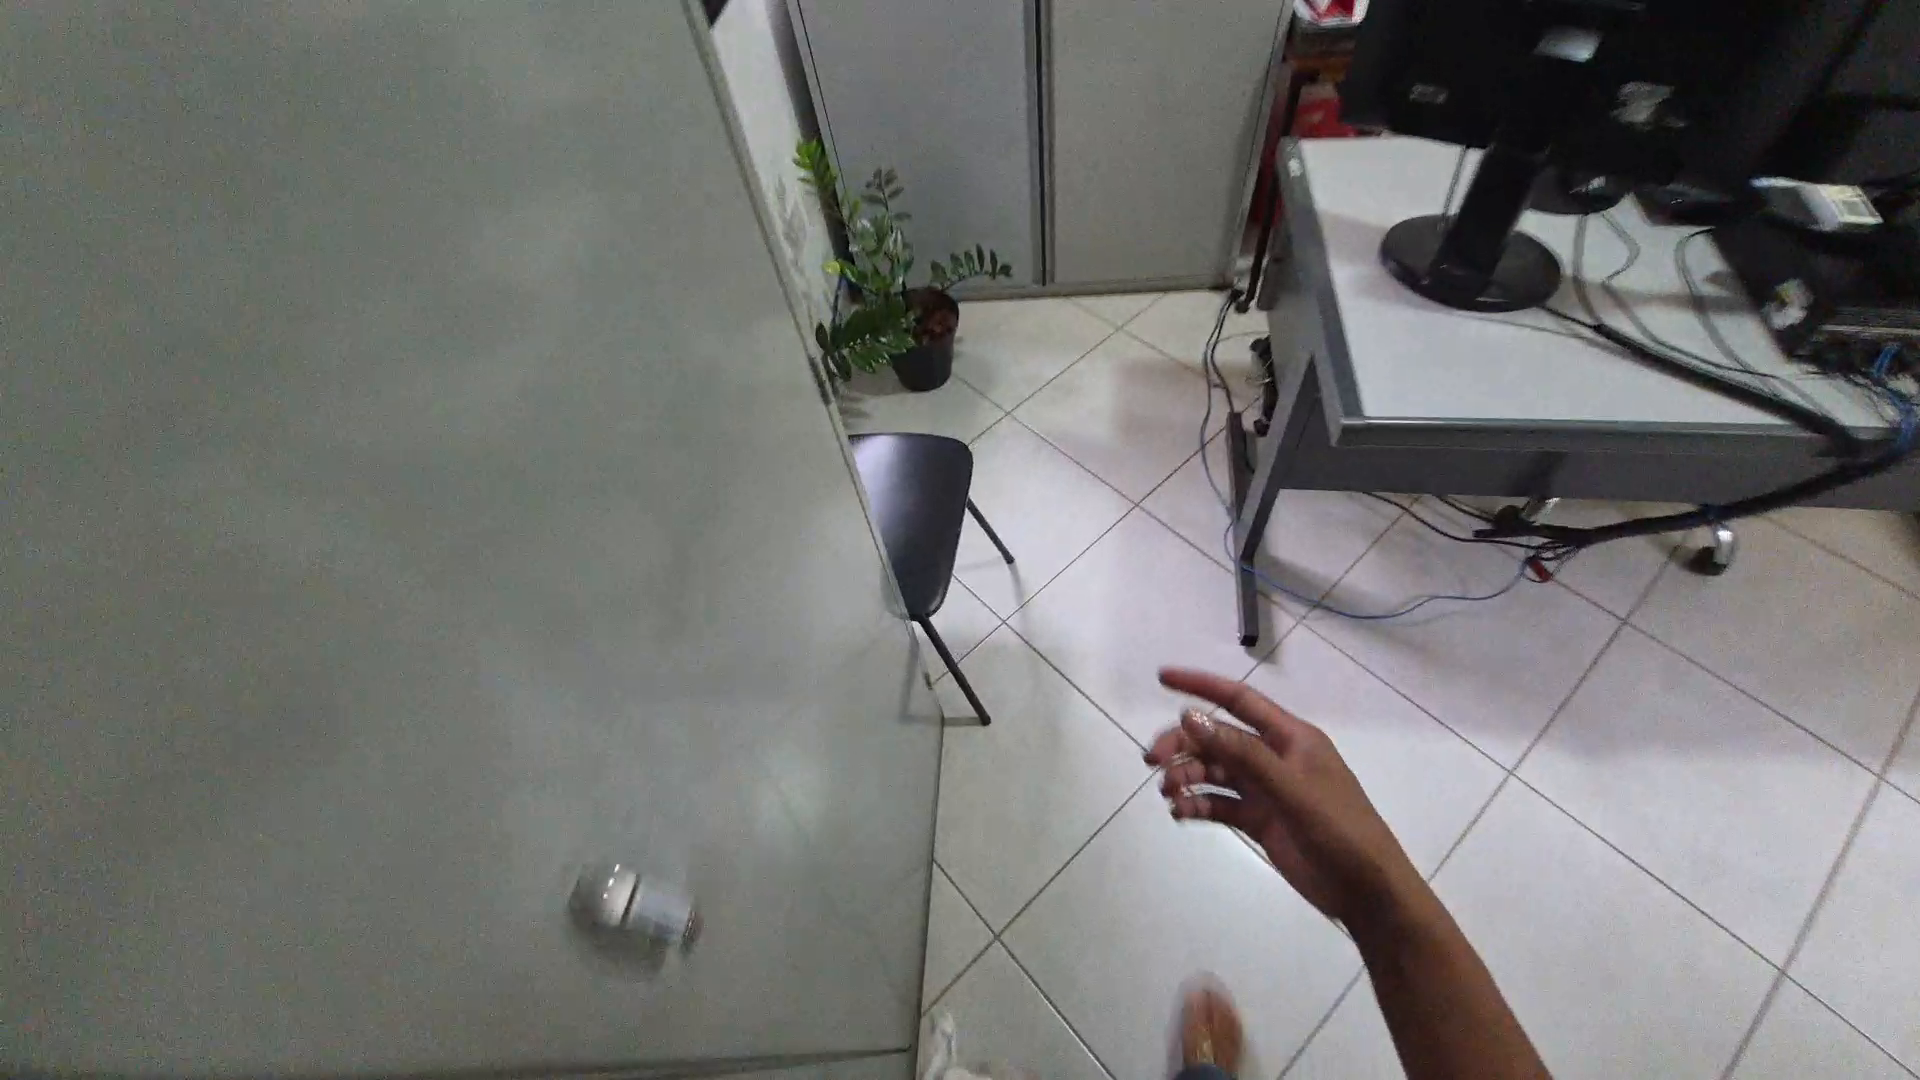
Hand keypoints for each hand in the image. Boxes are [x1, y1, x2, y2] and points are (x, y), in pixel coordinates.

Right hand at [1146, 667, 1423, 927]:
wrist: (1370, 895)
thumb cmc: (1340, 831)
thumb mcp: (1290, 789)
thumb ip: (1240, 752)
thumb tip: (1191, 716)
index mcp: (1290, 737)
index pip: (1238, 699)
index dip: (1200, 685)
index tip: (1162, 678)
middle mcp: (1273, 756)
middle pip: (1217, 737)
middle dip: (1183, 744)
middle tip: (1153, 760)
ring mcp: (1265, 788)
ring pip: (1213, 770)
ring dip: (1187, 776)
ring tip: (1168, 794)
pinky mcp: (1258, 818)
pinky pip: (1218, 802)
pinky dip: (1196, 804)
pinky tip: (1181, 813)